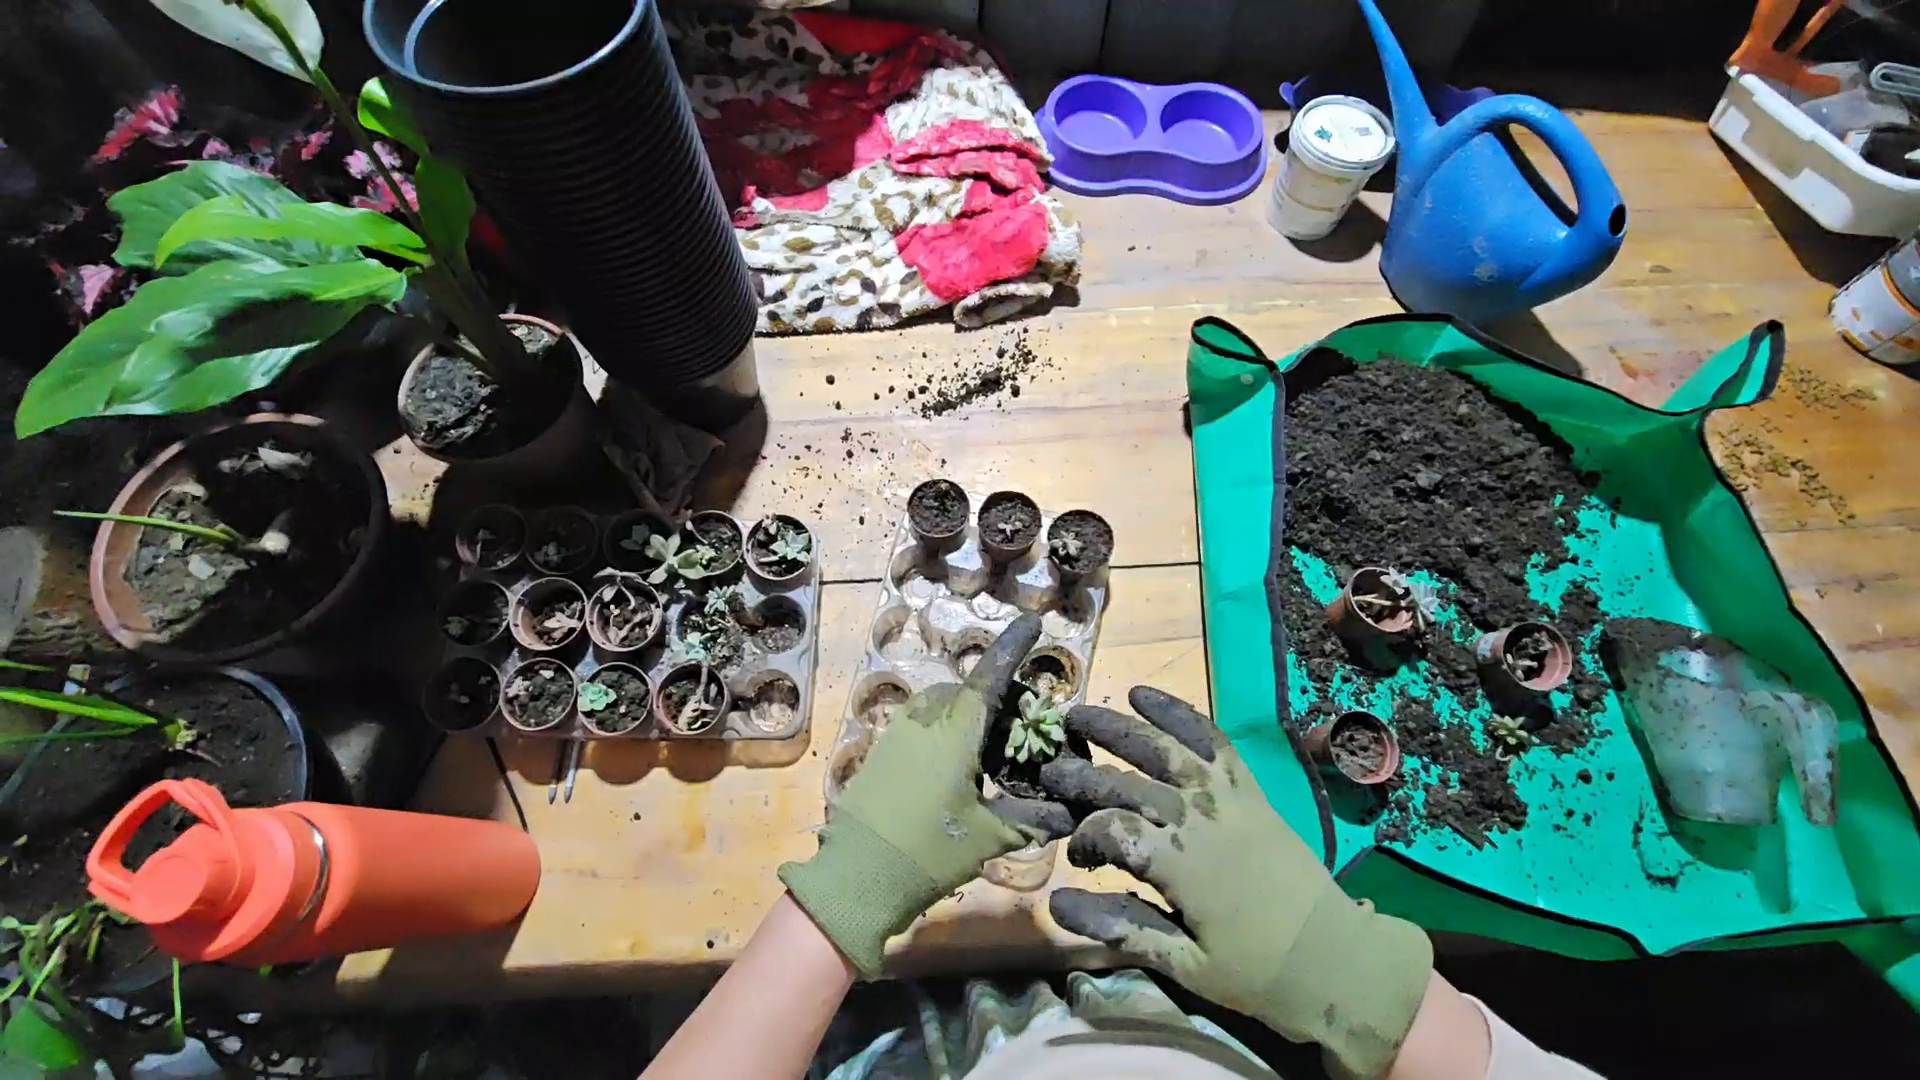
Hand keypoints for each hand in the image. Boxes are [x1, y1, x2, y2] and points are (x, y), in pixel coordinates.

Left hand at [781, 613, 1069, 975]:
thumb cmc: (928, 852)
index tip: (1033, 623)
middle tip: (1028, 733)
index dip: (1014, 646)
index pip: (991, 675)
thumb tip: (1072, 812)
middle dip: (1004, 700)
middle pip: (973, 690)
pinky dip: (954, 730)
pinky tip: (965, 769)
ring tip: (999, 757)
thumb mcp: (988, 837)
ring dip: (977, 716)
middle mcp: (925, 717)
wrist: (855, 877)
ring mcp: (901, 730)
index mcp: (954, 729)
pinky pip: (929, 722)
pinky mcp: (886, 747)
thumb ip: (1033, 818)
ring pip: (949, 705)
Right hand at [1039, 686, 1432, 1078]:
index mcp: (1182, 867)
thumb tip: (1057, 905)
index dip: (1085, 839)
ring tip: (1080, 714)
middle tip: (1050, 772)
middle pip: (1127, 784)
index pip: (1113, 832)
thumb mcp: (1187, 966)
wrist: (1337, 959)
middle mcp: (1199, 820)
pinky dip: (1177, 713)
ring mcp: (1226, 797)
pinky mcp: (1247, 788)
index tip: (1076, 857)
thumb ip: (1123, 927)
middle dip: (1081, 776)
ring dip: (1117, 728)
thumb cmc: (1257, 972)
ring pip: (1163, 748)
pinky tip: (1144, 695)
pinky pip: (1211, 738)